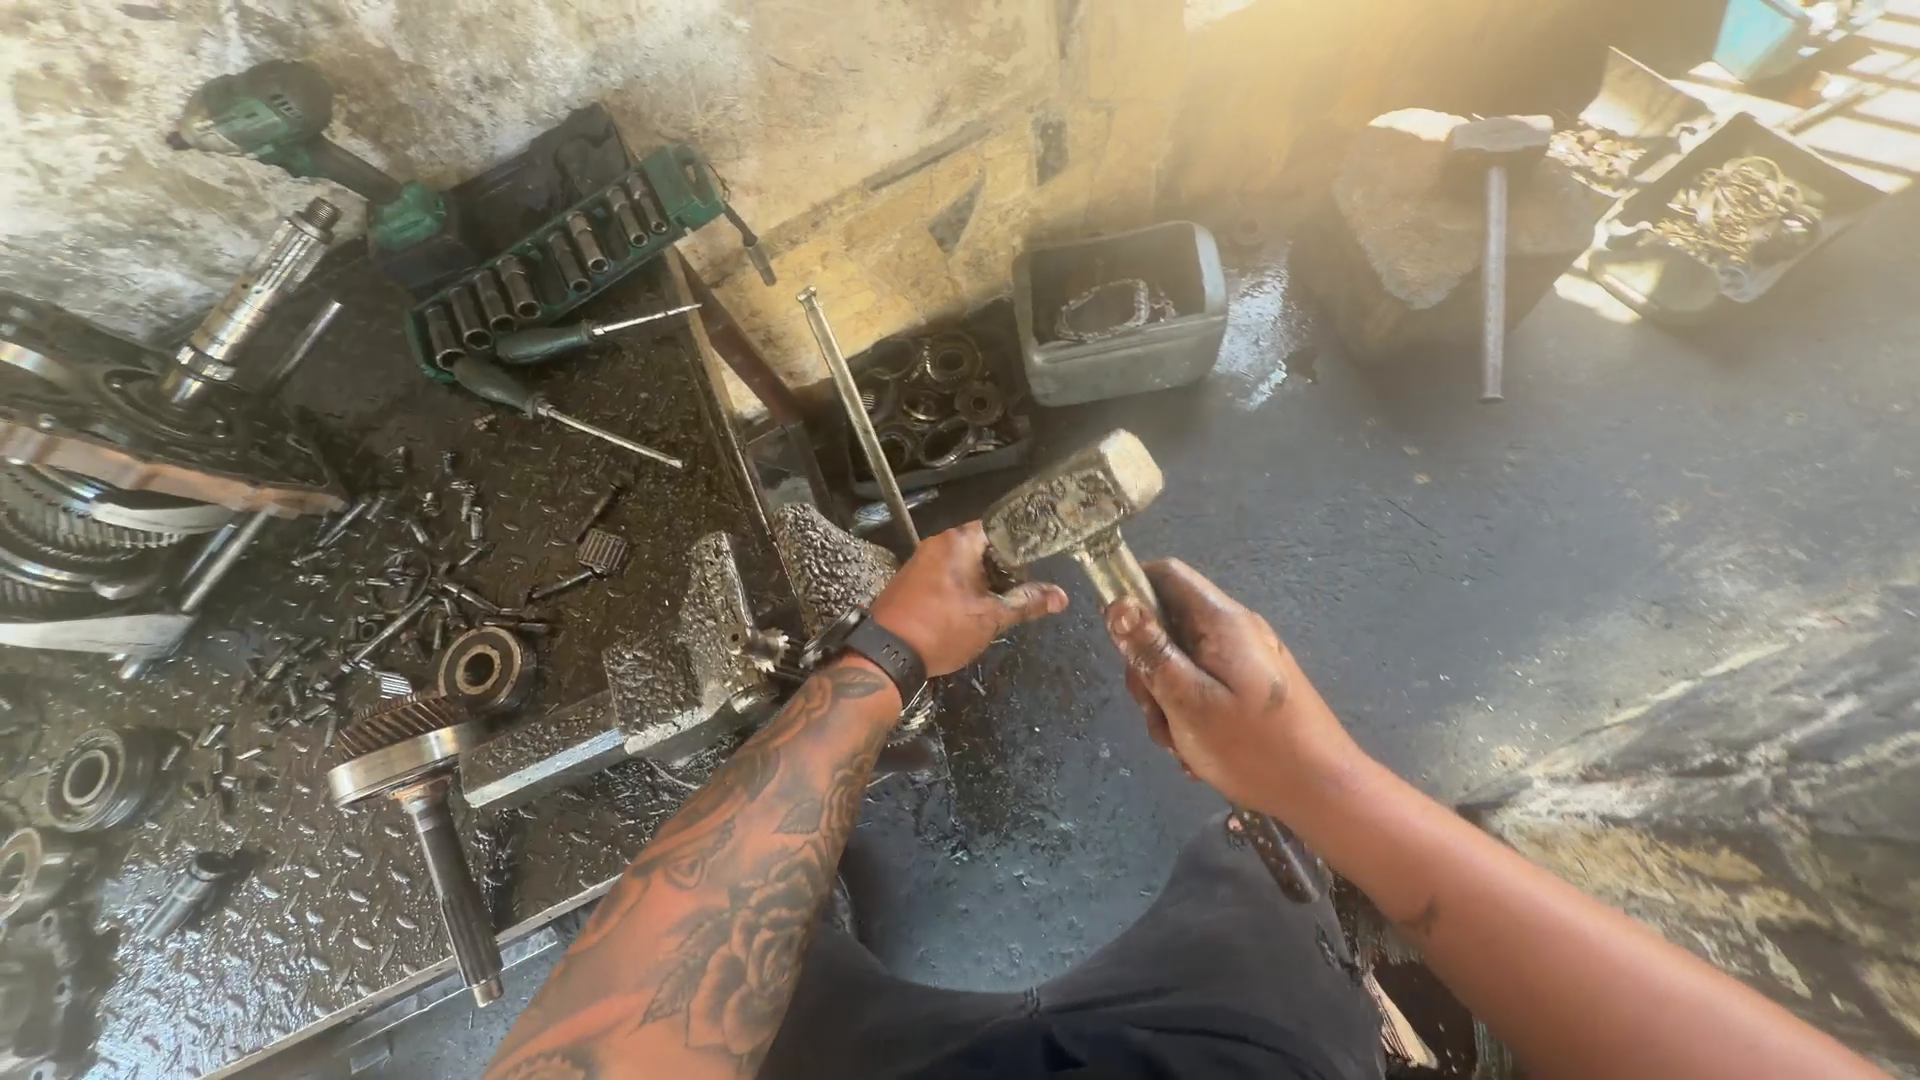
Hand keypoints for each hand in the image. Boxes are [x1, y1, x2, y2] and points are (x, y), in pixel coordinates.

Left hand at [869, 522, 1068, 676]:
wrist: (886, 654)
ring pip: (964, 562)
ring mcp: (920, 560)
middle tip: (1019, 592)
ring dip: (982, 581)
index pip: (1001, 527)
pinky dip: (962, 587)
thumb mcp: (991, 618)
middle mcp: (938, 542)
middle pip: (982, 546)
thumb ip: (1027, 602)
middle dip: (1003, 568)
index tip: (1035, 566)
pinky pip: (945, 574)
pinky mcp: (911, 579)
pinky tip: (969, 611)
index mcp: (958, 541)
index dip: (1022, 546)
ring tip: (996, 605)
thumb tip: (1061, 596)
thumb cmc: (942, 629)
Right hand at [1104, 559, 1365, 816]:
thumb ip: (1151, 651)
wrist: (1325, 792)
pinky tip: (1193, 745)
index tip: (1113, 635)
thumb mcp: (1188, 701)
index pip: (1165, 574)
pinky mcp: (1249, 683)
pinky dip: (1187, 708)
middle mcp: (1234, 629)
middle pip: (1167, 621)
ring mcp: (1243, 656)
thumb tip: (1117, 605)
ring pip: (1179, 657)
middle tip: (1152, 709)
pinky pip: (1201, 681)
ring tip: (1176, 739)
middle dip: (1146, 663)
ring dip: (1164, 695)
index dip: (1130, 591)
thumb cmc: (1254, 748)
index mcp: (1221, 621)